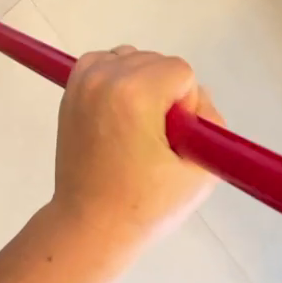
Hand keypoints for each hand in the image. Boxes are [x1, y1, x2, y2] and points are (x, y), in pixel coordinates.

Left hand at [52, 46, 221, 254]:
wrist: (90, 224)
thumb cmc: (145, 206)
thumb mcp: (199, 172)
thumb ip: (211, 125)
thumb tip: (200, 98)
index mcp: (135, 93)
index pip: (181, 71)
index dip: (188, 104)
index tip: (175, 137)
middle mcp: (104, 76)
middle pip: (156, 61)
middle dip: (166, 93)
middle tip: (158, 138)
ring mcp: (83, 80)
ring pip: (131, 58)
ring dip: (142, 83)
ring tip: (138, 127)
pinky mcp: (70, 88)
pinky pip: (104, 62)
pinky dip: (117, 79)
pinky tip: (120, 113)